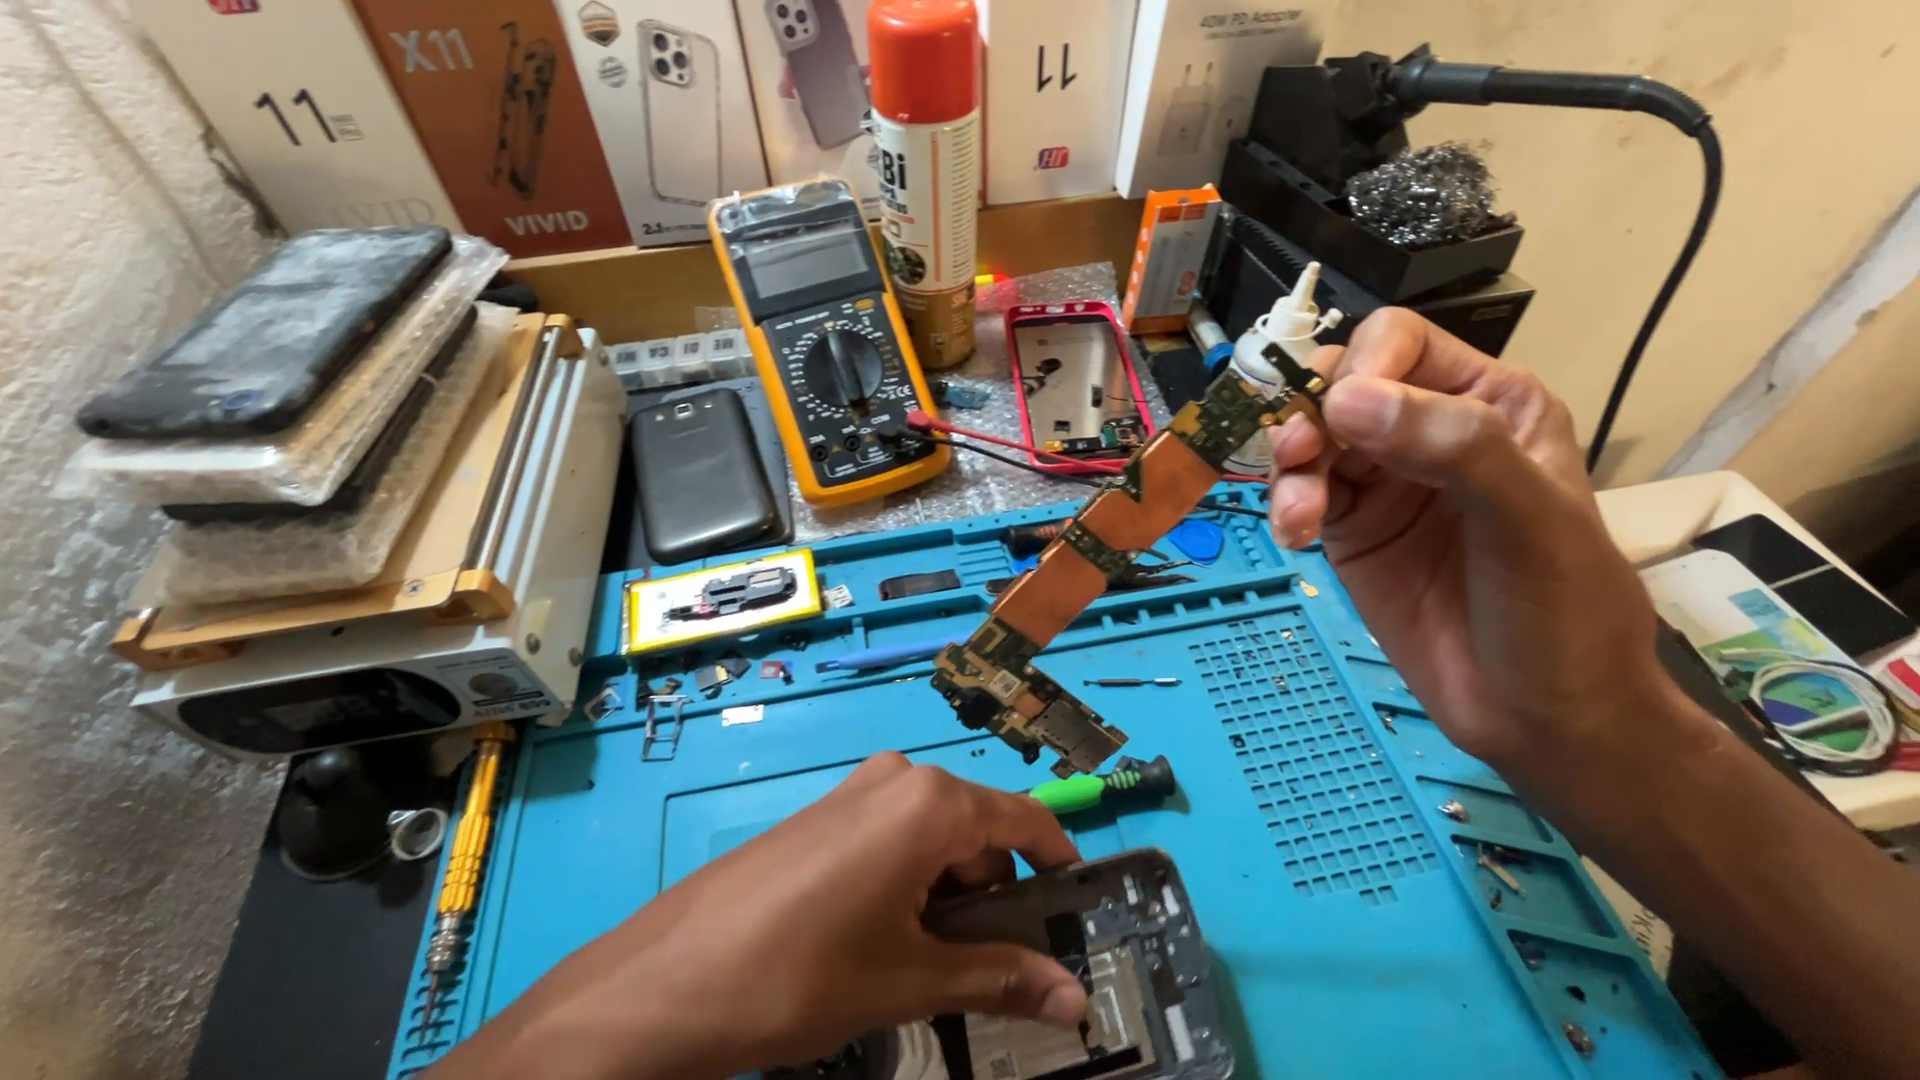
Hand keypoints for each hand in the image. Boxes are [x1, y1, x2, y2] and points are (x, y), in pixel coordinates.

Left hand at [431, 754, 1087, 1079]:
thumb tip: (1077, 1000)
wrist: (665, 981)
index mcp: (930, 801)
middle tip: (993, 965)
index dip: (1058, 862)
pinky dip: (909, 881)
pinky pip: (891, 837)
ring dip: (949, 893)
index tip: (1075, 911)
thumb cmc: (802, 974)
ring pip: (934, 837)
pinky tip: (882, 937)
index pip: (1025, 819)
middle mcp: (897, 779)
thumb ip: (1000, 979)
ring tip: (928, 962)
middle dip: (995, 893)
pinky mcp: (821, 815)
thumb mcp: (910, 980)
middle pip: (979, 830)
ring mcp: (852, 793)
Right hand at [1265, 309, 1670, 772]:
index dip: (1362, 367)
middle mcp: (1425, 431)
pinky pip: (1298, 493)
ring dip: (1288, 469)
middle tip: (1299, 460)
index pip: (1400, 345)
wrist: (1540, 716)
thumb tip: (1344, 400)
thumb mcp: (1528, 519)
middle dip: (1308, 418)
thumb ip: (1451, 447)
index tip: (1341, 418)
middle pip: (1337, 387)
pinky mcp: (1348, 527)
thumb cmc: (1560, 613)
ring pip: (1306, 440)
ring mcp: (1380, 482)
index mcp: (1488, 404)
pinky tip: (1294, 537)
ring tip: (1298, 519)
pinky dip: (1284, 506)